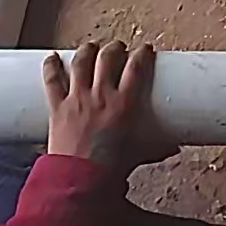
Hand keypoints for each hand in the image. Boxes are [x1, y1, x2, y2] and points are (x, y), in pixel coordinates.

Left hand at [41, 41, 177, 174]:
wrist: (79, 179)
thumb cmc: (110, 169)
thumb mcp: (139, 155)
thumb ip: (157, 149)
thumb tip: (174, 148)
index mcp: (123, 105)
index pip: (136, 68)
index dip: (142, 54)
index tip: (145, 50)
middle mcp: (100, 95)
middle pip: (107, 59)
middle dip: (114, 49)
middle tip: (118, 48)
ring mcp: (77, 99)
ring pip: (81, 63)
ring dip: (87, 50)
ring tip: (91, 46)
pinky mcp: (58, 107)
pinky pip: (52, 80)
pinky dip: (51, 66)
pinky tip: (52, 57)